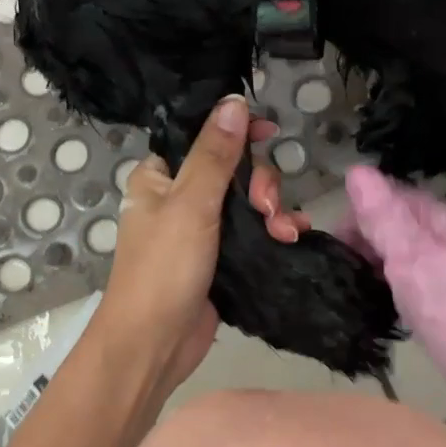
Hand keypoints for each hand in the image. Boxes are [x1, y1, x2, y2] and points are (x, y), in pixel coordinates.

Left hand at [96, 96, 298, 392]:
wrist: (154, 344)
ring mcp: (199, 231)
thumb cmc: (163, 268)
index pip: (200, 137)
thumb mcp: (190, 204)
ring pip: (246, 203)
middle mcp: (177, 198)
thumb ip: (214, 153)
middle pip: (232, 169)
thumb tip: (233, 102)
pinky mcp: (219, 260)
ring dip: (272, 210)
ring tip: (285, 231)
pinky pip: (252, 234)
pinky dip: (272, 233)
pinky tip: (291, 240)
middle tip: (267, 206)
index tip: (269, 134)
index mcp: (158, 176)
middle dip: (260, 183)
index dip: (236, 132)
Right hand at [339, 167, 445, 446]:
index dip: (359, 214)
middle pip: (408, 224)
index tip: (333, 245)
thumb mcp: (417, 268)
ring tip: (363, 290)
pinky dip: (406, 288)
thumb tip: (357, 171)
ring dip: (386, 264)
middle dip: (370, 239)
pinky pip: (431, 282)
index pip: (396, 196)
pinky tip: (397, 311)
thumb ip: (387, 221)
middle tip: (344, 272)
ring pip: (418, 254)